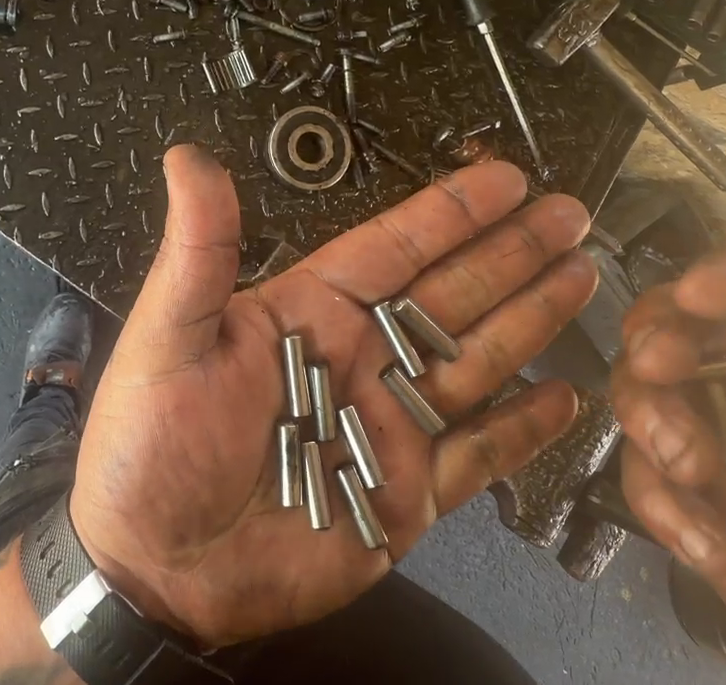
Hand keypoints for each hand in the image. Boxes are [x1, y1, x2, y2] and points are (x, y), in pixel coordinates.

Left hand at [70, 145, 597, 647]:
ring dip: (529, 318)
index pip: (392, 248)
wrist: (154, 568)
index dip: (450, 212)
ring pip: (474, 362)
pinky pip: (477, 455)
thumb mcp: (167, 338)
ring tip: (579, 275)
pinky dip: (522, 428)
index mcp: (305, 314)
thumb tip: (187, 158)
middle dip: (510, 252)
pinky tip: (562, 395)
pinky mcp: (404, 495)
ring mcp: (385, 426)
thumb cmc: (146, 447)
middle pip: (448, 294)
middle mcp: (354, 360)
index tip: (503, 177)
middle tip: (568, 213)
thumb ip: (197, 250)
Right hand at [610, 244, 725, 684]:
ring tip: (683, 464)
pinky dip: (657, 503)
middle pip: (699, 331)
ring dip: (649, 417)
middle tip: (654, 367)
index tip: (696, 293)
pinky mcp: (721, 520)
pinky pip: (655, 488)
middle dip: (661, 338)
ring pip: (659, 398)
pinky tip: (700, 539)